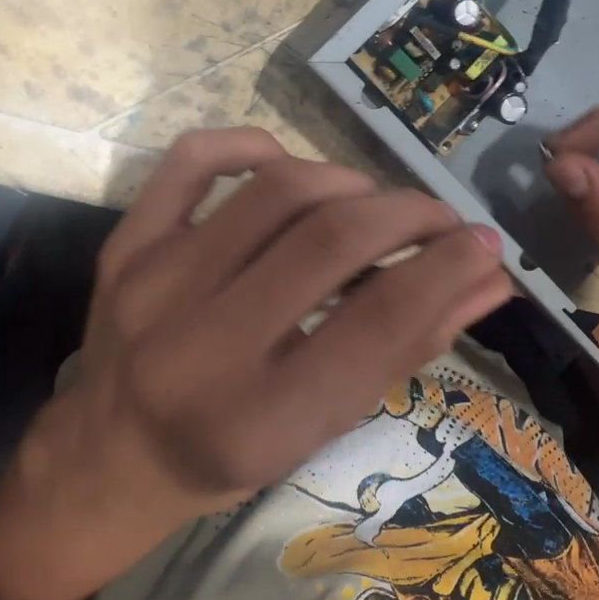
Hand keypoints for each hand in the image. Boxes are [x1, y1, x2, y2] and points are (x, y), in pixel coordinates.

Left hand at [0, 128, 513, 599]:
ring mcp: (152, 283)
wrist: (110, 453)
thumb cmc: (228, 455)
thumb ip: (406, 349)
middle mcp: (197, 345)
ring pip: (273, 189)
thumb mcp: (322, 427)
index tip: (484, 244)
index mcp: (257, 417)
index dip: (445, 270)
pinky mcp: (125, 243)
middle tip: (439, 218)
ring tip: (373, 204)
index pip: (375, 321)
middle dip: (405, 215)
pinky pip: (193, 159)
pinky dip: (252, 144)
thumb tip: (488, 279)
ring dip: (346, 183)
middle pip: (327, 240)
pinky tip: (288, 164)